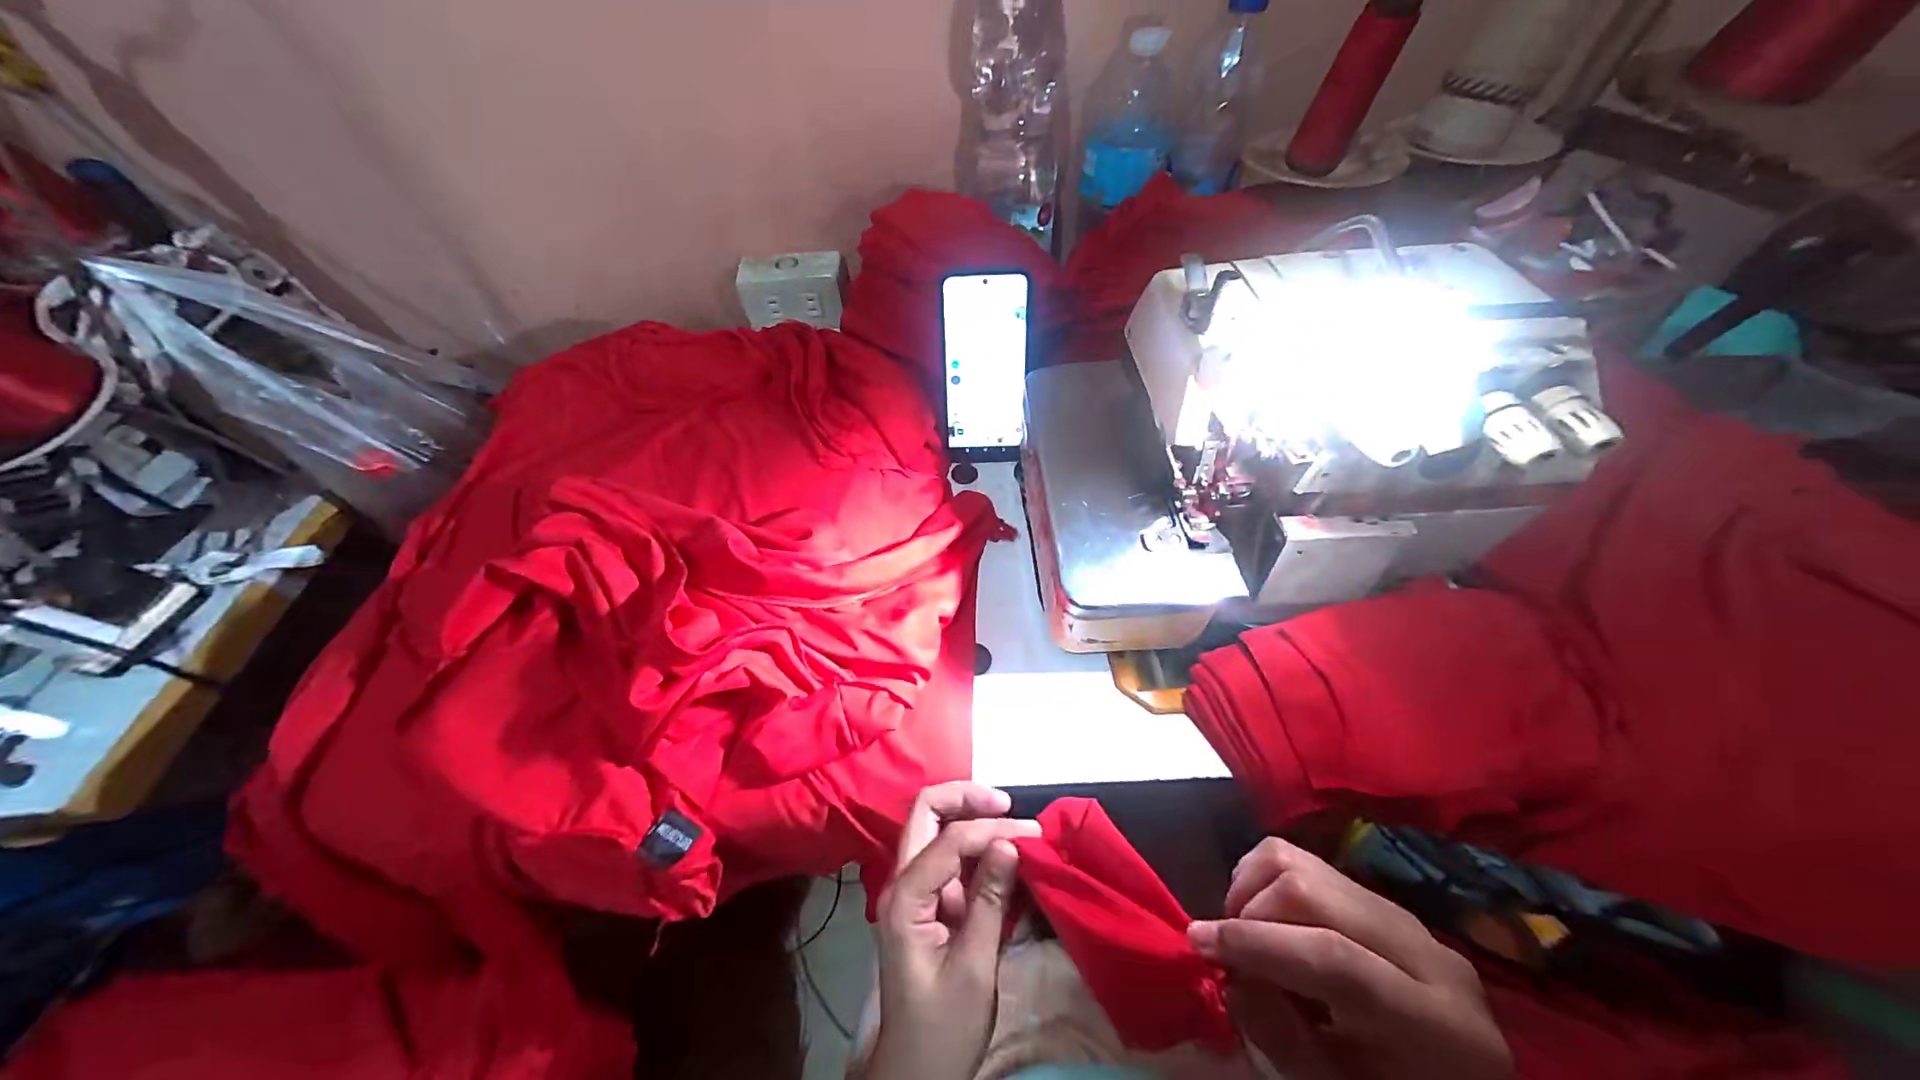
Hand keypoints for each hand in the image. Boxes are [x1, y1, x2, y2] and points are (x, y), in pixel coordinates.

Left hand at [865, 782, 1040, 1079]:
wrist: (915, 1071)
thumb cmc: (943, 1027)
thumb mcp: (974, 967)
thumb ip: (991, 901)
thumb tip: (1011, 843)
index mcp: (905, 898)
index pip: (948, 840)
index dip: (991, 830)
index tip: (1032, 835)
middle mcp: (901, 883)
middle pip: (925, 813)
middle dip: (965, 799)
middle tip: (1008, 805)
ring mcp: (912, 890)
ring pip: (933, 828)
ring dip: (970, 817)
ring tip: (1012, 823)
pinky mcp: (927, 902)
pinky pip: (947, 856)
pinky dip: (974, 845)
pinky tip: (1003, 852)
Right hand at [1188, 837, 1512, 1079]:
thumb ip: (1280, 1037)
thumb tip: (1229, 972)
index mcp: (1434, 1025)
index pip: (1335, 959)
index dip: (1258, 945)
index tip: (1198, 943)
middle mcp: (1427, 955)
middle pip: (1314, 892)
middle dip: (1250, 911)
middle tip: (1224, 948)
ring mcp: (1407, 920)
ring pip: (1306, 864)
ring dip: (1254, 888)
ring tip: (1243, 930)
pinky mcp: (1383, 903)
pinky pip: (1310, 865)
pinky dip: (1268, 881)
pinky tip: (1266, 919)